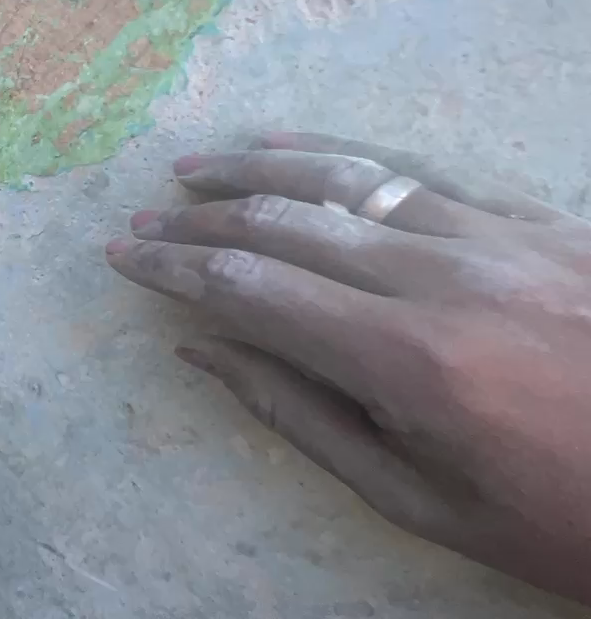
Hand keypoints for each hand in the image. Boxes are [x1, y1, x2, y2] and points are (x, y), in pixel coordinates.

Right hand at [108, 132, 590, 603]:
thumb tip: (198, 346)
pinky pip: (420, 171)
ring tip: (192, 171)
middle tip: (143, 223)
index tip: (122, 257)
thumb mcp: (424, 502)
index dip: (169, 267)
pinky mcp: (546, 224)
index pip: (245, 286)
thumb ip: (296, 415)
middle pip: (280, 223)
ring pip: (343, 178)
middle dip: (194, 221)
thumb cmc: (574, 522)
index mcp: (410, 359)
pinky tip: (286, 145)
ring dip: (250, 170)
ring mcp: (503, 241)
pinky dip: (338, 151)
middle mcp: (447, 281)